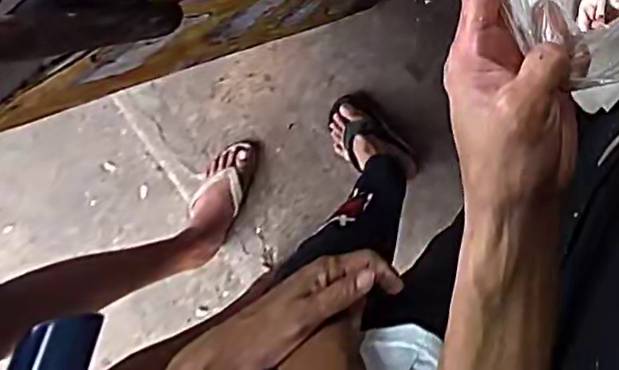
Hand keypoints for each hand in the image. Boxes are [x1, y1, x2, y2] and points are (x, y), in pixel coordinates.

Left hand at [170, 252, 402, 369]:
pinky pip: (336, 296)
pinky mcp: (303, 306)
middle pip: (358, 267)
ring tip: (375, 309)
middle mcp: (317, 273)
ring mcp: (309, 289)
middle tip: (390, 299)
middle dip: (377, 278)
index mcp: (321, 270)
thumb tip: (372, 273)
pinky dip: (349, 303)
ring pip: (348, 282)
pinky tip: (349, 320)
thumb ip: (339, 294)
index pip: (365, 259)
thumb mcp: (304, 317)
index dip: (385, 271)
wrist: (220, 359)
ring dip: (364, 291)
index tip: (398, 289)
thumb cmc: (258, 338)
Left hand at [445, 0, 576, 218]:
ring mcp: (522, 64)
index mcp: (473, 55)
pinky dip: (569, 21)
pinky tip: (581, 4)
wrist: (523, 204)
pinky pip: (558, 40)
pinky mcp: (545, 77)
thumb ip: (543, 65)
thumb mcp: (520, 110)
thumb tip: (560, 36)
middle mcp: (495, 53)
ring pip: (535, 14)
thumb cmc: (505, 164)